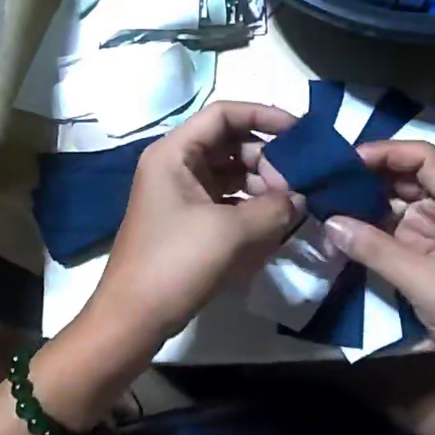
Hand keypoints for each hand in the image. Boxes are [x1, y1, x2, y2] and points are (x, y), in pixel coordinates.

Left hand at [86, 101, 304, 352]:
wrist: (132, 320)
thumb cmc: (175, 263)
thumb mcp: (232, 232)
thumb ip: (275, 209)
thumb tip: (302, 199)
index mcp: (175, 153)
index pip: (224, 114)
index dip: (264, 115)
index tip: (299, 131)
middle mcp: (176, 165)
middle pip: (231, 143)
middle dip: (268, 159)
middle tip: (298, 183)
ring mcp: (181, 193)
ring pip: (231, 172)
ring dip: (262, 184)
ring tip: (290, 205)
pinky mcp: (188, 220)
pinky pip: (226, 198)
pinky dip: (250, 205)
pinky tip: (274, 223)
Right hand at [322, 141, 434, 392]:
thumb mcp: (430, 285)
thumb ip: (378, 250)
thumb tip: (329, 222)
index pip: (428, 160)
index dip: (387, 153)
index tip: (346, 159)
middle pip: (411, 176)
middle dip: (370, 175)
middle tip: (327, 176)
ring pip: (399, 201)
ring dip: (366, 199)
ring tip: (327, 195)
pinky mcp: (429, 251)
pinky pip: (394, 228)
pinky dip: (369, 226)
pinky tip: (341, 223)